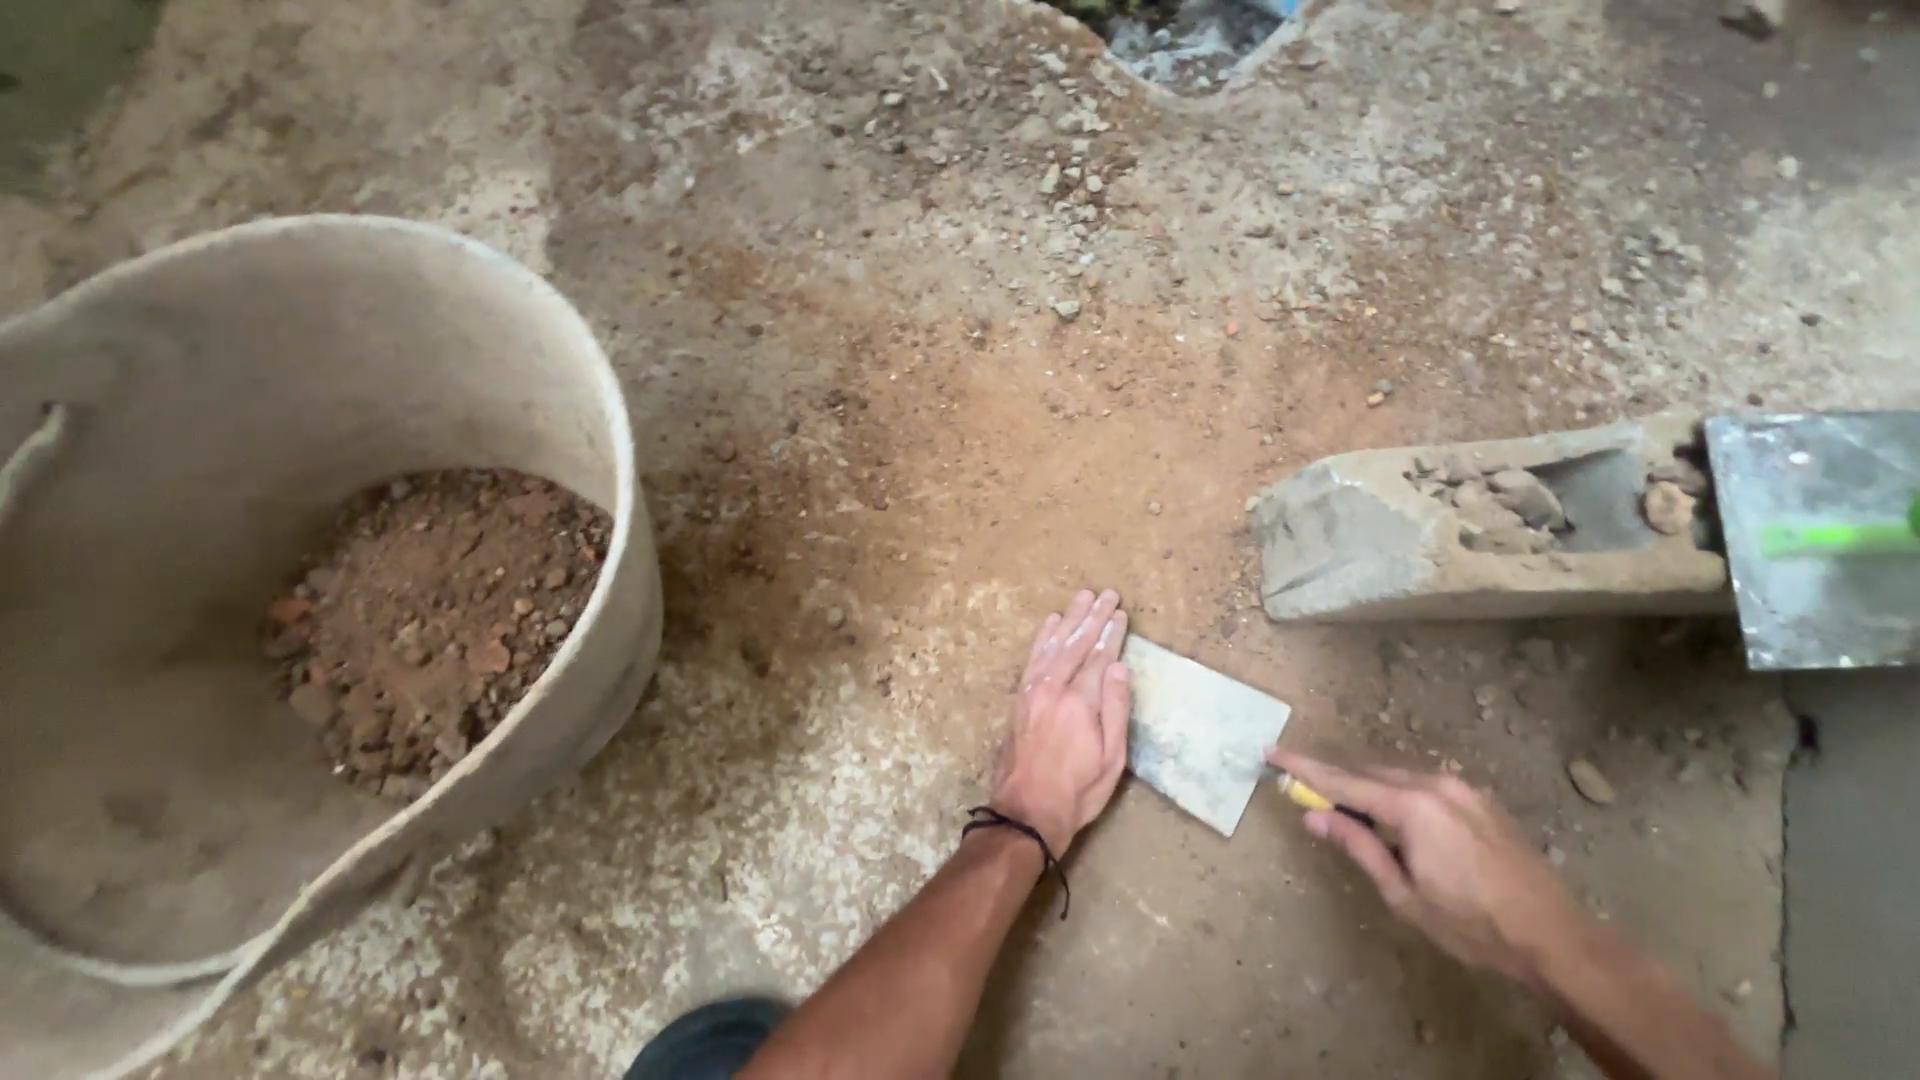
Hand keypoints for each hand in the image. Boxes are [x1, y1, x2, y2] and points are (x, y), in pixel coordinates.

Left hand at [989, 589, 1131, 854]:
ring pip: (1053, 644)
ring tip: (1082, 597)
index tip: (1120, 612)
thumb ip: (1116, 708)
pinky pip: (1032, 657)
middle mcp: (1054, 688)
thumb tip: (1121, 666)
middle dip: (1092, 616)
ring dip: (1069, 619)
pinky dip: (1042, 636)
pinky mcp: (1019, 698)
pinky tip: (1050, 623)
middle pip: (1076, 643)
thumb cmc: (1078, 790)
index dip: (1112, 633)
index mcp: (1080, 701)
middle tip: (1106, 593)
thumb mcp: (1112, 758)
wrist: (1025, 811)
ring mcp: (1032, 691)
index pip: (1101, 657)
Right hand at [1269, 751, 1588, 988]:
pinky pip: (1422, 787)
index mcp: (1411, 807)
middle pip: (1368, 775)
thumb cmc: (1473, 926)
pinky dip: (1396, 795)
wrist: (1557, 939)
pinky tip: (1390, 818)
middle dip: (1333, 779)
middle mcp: (1435, 786)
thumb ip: (1358, 847)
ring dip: (1366, 789)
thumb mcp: (1404, 894)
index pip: (1342, 781)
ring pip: (1396, 779)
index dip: (1303, 768)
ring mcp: (1462, 790)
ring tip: (1343, 809)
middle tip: (1300, 787)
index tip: (1271, 751)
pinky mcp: (1478, 801)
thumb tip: (1314, 815)